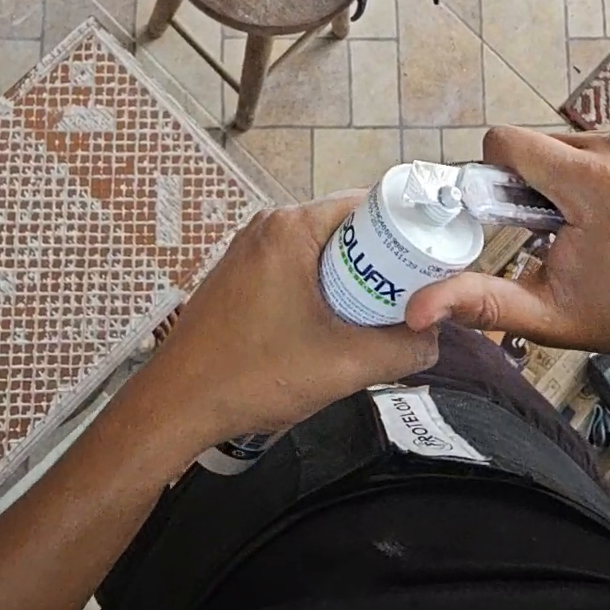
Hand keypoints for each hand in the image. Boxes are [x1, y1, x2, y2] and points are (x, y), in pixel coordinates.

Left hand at [139, 193, 439, 446]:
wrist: (177, 404)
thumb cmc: (250, 375)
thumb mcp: (344, 365)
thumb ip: (403, 351)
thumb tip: (432, 340)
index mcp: (290, 227)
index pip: (367, 205)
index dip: (404, 232)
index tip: (425, 266)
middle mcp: (268, 226)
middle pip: (346, 226)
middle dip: (380, 261)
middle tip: (407, 298)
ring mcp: (251, 248)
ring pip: (322, 249)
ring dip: (351, 278)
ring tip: (373, 317)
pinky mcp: (242, 273)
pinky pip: (297, 265)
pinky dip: (322, 287)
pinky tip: (332, 324)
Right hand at [404, 126, 609, 374]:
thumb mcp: (548, 315)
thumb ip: (480, 302)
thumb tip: (418, 309)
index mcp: (596, 184)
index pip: (507, 141)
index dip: (496, 175)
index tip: (516, 214)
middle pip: (537, 143)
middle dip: (533, 182)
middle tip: (555, 229)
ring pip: (566, 141)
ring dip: (562, 176)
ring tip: (586, 222)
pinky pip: (598, 142)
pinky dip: (591, 170)